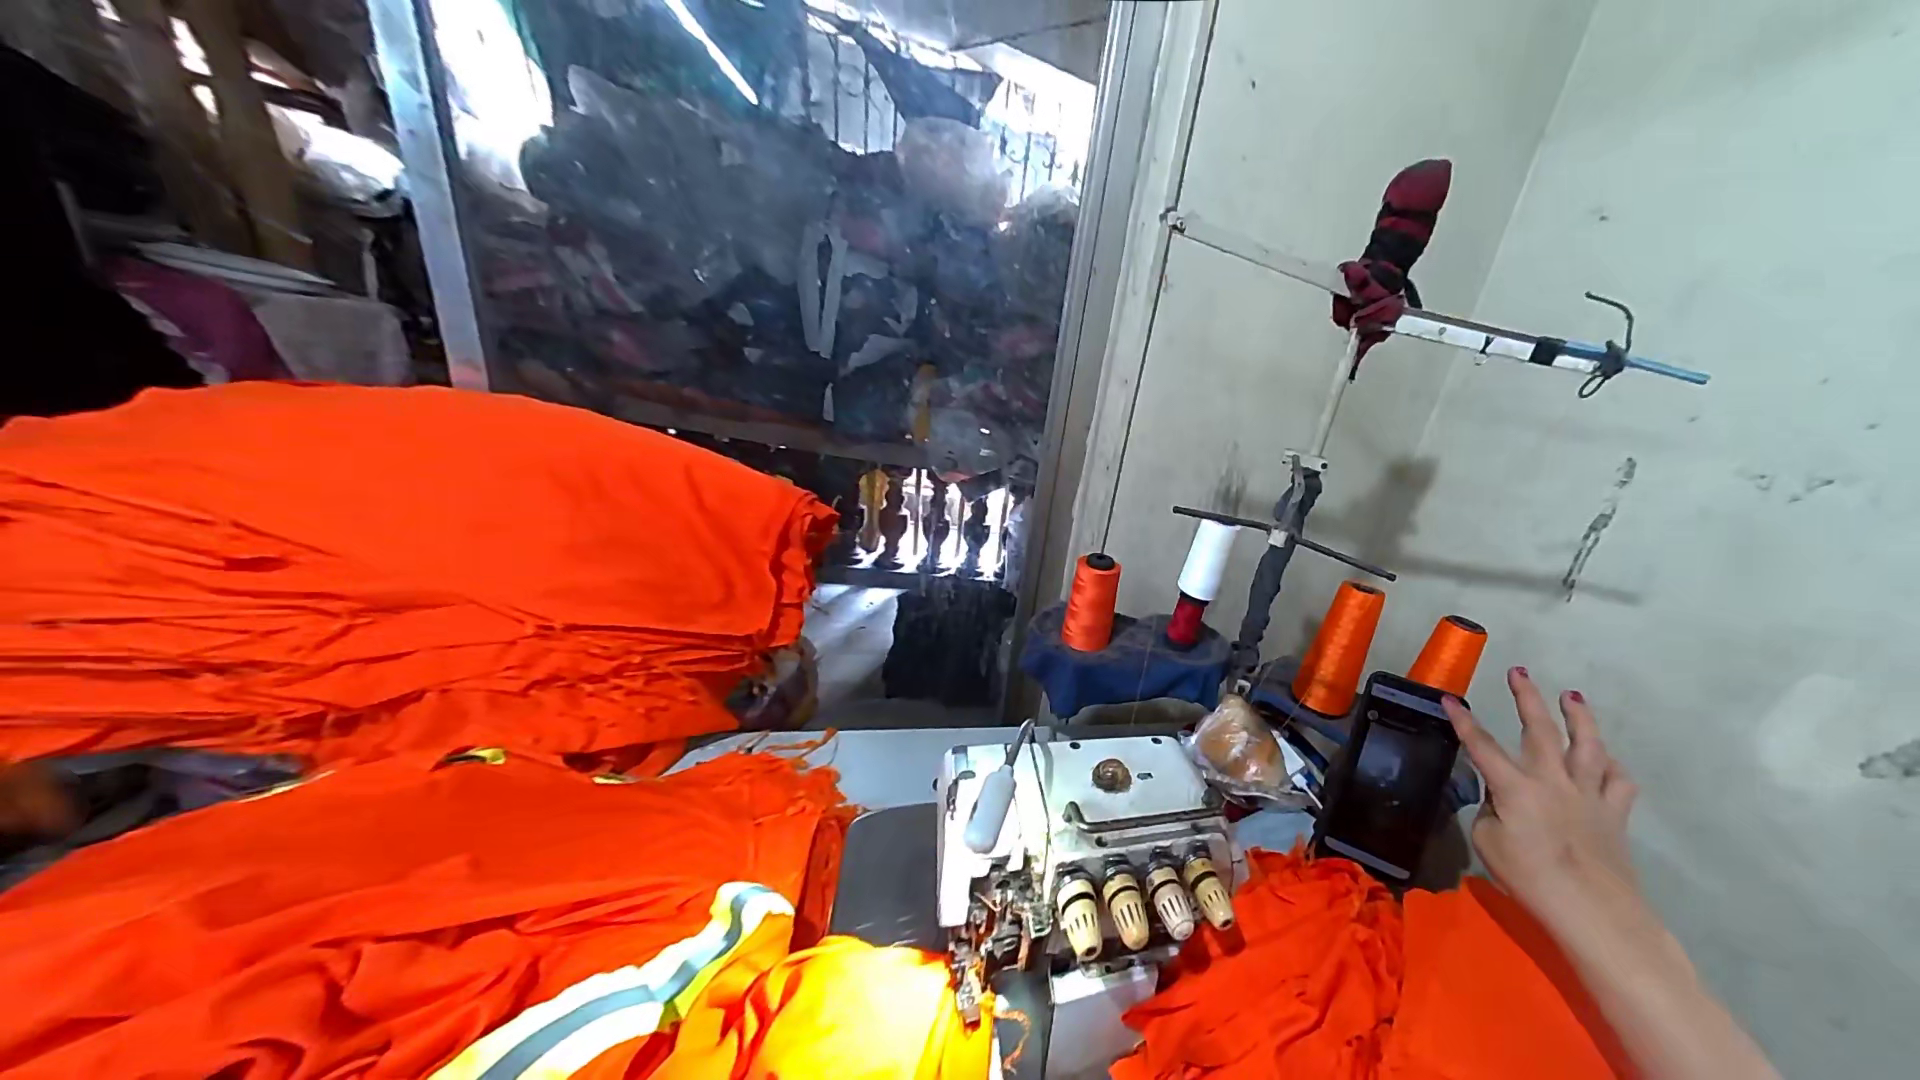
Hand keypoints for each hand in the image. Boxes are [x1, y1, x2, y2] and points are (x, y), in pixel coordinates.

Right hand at [1443, 667, 1640, 921]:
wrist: (1596, 913)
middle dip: (1527, 697)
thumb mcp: (1488, 841)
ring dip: (1580, 717)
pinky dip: (1611, 765)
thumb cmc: (1529, 877)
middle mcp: (1553, 781)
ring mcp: (1589, 796)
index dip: (1461, 720)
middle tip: (1519, 672)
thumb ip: (1490, 811)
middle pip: (1539, 730)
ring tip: (1573, 696)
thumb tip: (1499, 800)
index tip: (1447, 698)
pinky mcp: (1614, 815)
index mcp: (1515, 786)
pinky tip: (1606, 759)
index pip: (1480, 744)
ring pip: (1588, 746)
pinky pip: (1617, 782)